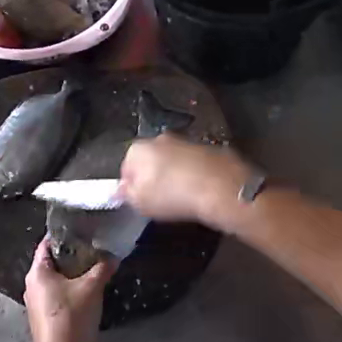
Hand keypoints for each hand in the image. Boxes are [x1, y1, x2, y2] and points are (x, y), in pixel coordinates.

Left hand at [24, 237, 114, 341]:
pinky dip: (68, 288)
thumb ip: (102, 269)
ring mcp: (35, 300)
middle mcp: (31, 283)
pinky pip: (55, 293)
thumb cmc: (71, 319)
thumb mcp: (91, 290)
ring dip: (71, 273)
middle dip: (71, 255)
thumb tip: (112, 255)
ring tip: (92, 267)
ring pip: (54, 278)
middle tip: (92, 248)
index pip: (46, 244)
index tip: (81, 230)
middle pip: (51, 261)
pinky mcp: (42, 314)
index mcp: (37, 272)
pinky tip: (84, 290)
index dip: (63, 235)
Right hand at [119, 134, 256, 228]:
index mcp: (138, 149)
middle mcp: (159, 138)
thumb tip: (120, 190)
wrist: (220, 188)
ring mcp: (186, 141)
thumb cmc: (172, 195)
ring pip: (173, 160)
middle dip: (152, 176)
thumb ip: (126, 195)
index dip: (131, 186)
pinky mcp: (210, 148)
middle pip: (149, 160)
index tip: (139, 200)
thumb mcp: (140, 202)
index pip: (125, 168)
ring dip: (175, 174)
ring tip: (183, 197)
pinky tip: (200, 191)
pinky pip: (195, 163)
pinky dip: (195, 173)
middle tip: (160, 199)